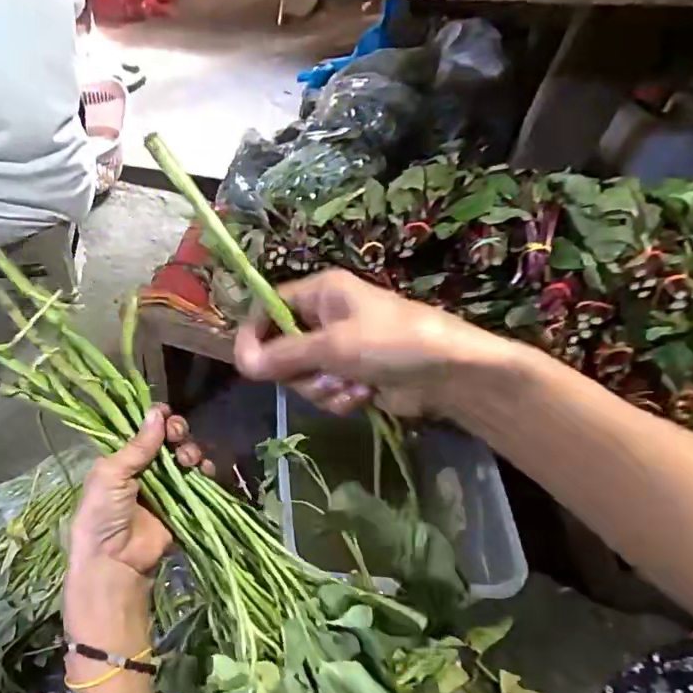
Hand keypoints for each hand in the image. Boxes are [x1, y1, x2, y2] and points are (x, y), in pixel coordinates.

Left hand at [64, 405, 212, 650]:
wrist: (115, 560)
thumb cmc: (102, 513)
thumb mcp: (111, 474)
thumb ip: (137, 446)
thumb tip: (157, 412)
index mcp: (122, 458)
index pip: (144, 430)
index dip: (157, 420)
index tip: (166, 415)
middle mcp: (145, 469)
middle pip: (169, 440)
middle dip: (177, 432)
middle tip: (177, 437)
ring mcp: (166, 487)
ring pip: (186, 457)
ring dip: (191, 451)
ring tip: (187, 459)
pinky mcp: (184, 504)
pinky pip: (199, 482)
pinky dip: (205, 471)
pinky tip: (203, 470)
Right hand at [232, 269, 523, 418]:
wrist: (450, 374)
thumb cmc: (392, 342)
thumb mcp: (333, 346)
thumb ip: (283, 356)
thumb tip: (242, 365)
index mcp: (320, 293)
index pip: (267, 308)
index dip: (253, 334)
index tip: (247, 363)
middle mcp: (324, 318)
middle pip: (279, 349)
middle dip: (298, 372)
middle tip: (320, 375)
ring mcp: (336, 349)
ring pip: (300, 377)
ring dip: (322, 388)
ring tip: (351, 385)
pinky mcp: (349, 376)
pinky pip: (322, 391)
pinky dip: (339, 398)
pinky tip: (363, 396)